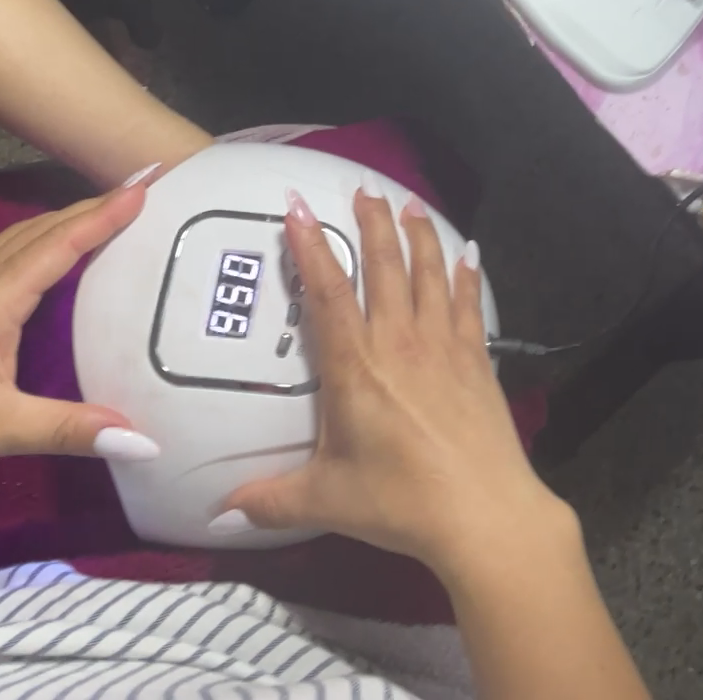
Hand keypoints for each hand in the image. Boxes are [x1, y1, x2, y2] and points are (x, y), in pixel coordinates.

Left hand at [0, 170, 163, 494]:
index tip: (143, 189)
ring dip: (64, 219)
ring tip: (103, 212)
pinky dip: (41, 240)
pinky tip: (48, 255)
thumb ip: (70, 429)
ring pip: (19, 239)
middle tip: (137, 189)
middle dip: (91, 206)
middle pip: (40, 230)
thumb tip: (145, 442)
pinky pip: (5, 256)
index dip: (103, 216)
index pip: (59, 245)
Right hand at [224, 186, 572, 573]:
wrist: (482, 511)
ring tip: (410, 204)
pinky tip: (468, 253)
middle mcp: (400, 340)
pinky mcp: (478, 357)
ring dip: (418, 235)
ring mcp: (444, 345)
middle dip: (371, 222)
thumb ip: (271, 501)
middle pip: (384, 266)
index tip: (297, 207)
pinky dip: (467, 275)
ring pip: (429, 274)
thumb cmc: (400, 501)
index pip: (328, 292)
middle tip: (364, 188)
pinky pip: (470, 304)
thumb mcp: (326, 500)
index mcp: (356, 365)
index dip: (311, 247)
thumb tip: (219, 515)